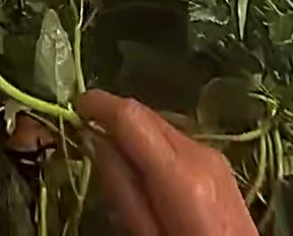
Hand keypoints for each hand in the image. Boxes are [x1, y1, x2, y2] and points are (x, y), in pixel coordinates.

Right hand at [77, 90, 256, 235]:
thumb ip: (121, 188)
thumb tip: (94, 140)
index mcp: (180, 176)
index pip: (131, 117)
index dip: (100, 104)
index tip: (75, 107)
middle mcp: (199, 152)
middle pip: (145, 114)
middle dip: (113, 116)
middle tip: (86, 134)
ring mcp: (212, 154)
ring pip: (158, 122)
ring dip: (132, 130)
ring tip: (114, 157)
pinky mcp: (218, 161)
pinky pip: (173, 138)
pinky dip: (151, 143)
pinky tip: (143, 169)